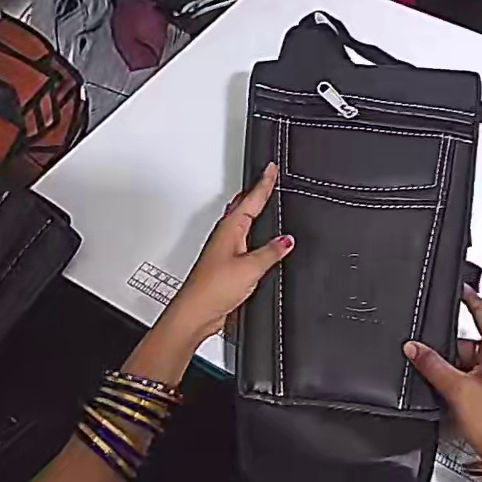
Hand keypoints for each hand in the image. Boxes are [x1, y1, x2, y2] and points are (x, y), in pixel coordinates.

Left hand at [156, 163, 293, 349]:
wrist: (195, 314)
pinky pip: (243, 240)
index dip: (264, 183)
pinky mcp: (226, 264)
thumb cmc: (212, 289)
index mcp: (231, 228)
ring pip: (241, 221)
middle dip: (256, 191)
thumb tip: (287, 239)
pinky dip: (252, 232)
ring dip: (252, 209)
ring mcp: (225, 249)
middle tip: (266, 177)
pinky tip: (257, 239)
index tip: (270, 167)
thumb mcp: (250, 267)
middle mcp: (226, 235)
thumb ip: (271, 251)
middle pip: (243, 205)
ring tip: (261, 198)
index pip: (252, 198)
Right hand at [404, 286, 481, 463]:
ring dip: (457, 371)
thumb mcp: (458, 390)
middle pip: (471, 341)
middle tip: (436, 366)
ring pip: (473, 361)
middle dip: (451, 353)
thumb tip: (414, 348)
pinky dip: (466, 382)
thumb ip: (432, 365)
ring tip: (451, 391)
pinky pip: (479, 376)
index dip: (469, 298)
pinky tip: (458, 398)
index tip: (460, 288)